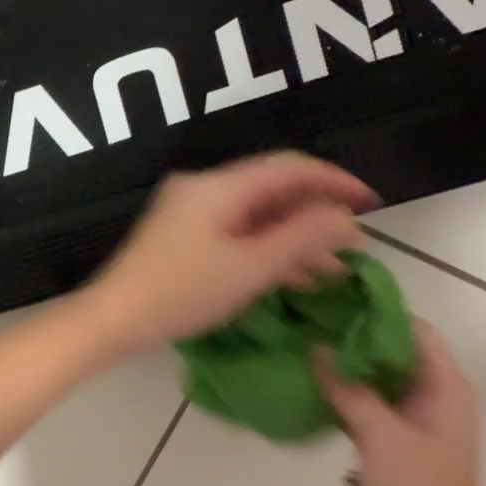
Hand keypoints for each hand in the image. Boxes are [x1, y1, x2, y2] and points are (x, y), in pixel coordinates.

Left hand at [78, 152, 378, 350]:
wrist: (113, 319)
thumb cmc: (182, 292)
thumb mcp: (250, 267)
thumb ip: (302, 237)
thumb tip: (344, 217)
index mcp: (218, 186)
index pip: (289, 167)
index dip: (335, 181)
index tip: (372, 203)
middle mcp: (202, 190)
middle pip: (273, 191)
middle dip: (317, 216)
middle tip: (355, 246)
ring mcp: (188, 214)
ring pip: (255, 217)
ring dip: (294, 239)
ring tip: (334, 271)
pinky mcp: (180, 239)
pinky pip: (235, 234)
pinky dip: (264, 251)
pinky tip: (293, 278)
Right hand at [316, 320, 485, 485]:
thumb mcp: (380, 436)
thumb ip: (349, 391)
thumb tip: (315, 348)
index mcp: (447, 386)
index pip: (414, 331)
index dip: (376, 314)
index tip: (333, 304)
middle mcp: (435, 393)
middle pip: (395, 350)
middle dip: (354, 337)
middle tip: (309, 322)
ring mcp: (416, 414)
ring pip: (380, 375)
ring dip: (347, 364)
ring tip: (305, 346)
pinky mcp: (397, 433)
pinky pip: (372, 399)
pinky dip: (348, 389)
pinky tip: (315, 383)